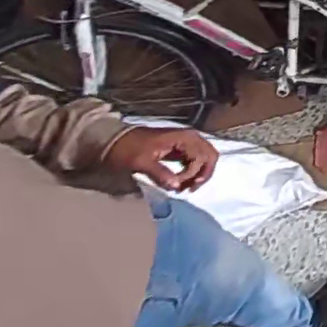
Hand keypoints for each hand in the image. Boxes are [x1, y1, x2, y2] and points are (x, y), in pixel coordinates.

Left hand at [103, 127, 217, 191]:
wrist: (116, 140)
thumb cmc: (128, 150)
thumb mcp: (141, 162)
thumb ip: (160, 173)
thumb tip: (176, 186)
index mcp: (184, 138)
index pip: (200, 157)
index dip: (191, 174)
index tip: (176, 186)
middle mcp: (191, 137)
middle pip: (210, 155)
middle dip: (204, 173)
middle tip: (190, 189)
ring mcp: (187, 141)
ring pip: (206, 156)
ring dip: (201, 172)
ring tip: (187, 187)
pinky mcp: (182, 147)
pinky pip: (197, 158)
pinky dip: (194, 169)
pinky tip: (183, 180)